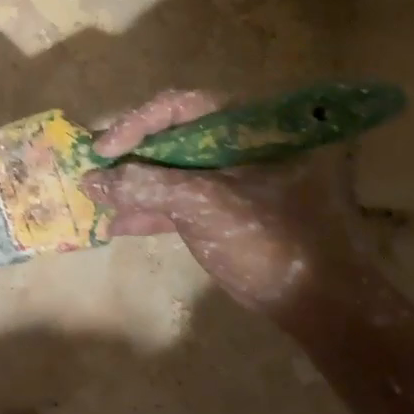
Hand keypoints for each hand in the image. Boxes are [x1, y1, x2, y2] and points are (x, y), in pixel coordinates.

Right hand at [79, 90, 382, 315]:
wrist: (323, 307)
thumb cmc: (273, 242)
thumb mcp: (204, 206)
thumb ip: (145, 186)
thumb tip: (90, 179)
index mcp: (253, 130)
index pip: (181, 106)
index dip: (136, 125)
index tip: (103, 152)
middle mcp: (243, 148)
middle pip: (172, 137)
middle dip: (129, 156)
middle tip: (94, 170)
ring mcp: (235, 182)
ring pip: (171, 171)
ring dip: (133, 185)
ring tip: (96, 198)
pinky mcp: (227, 213)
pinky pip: (179, 200)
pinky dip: (149, 210)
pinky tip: (117, 225)